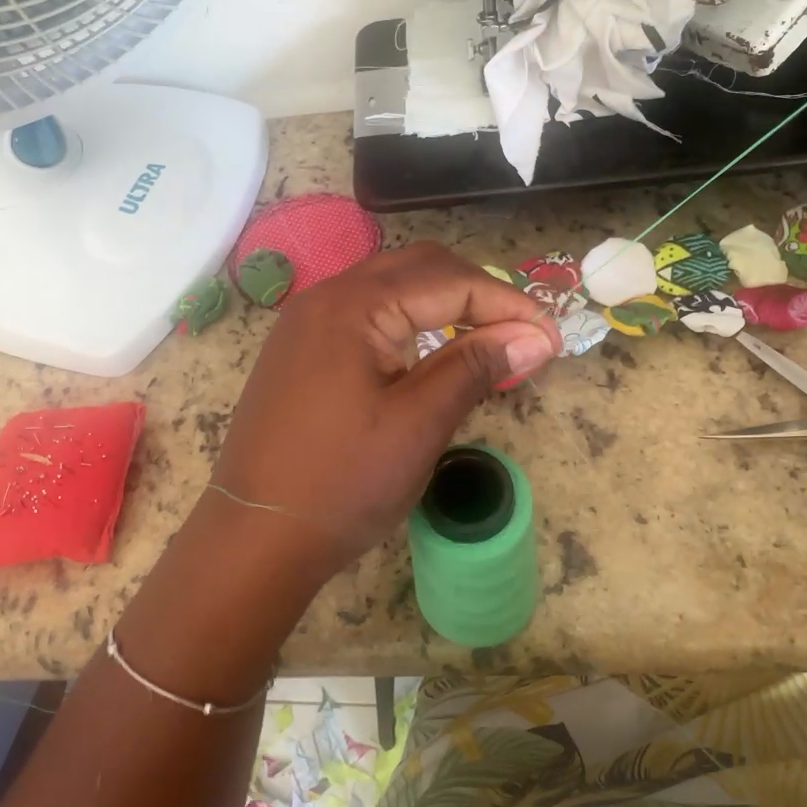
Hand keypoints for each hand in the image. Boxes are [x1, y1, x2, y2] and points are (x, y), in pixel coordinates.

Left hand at [208, 243, 559, 570]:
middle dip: (477, 292)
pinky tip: (429, 353)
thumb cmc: (341, 482)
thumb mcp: (418, 425)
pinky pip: (364, 316)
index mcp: (352, 306)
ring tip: (486, 340)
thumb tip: (533, 336)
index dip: (508, 303)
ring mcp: (304, 325)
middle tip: (521, 333)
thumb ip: (474, 367)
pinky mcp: (298, 352)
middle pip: (416, 268)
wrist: (255, 538)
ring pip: (389, 289)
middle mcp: (324, 298)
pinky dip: (408, 323)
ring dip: (442, 304)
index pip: (448, 281)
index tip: (551, 338)